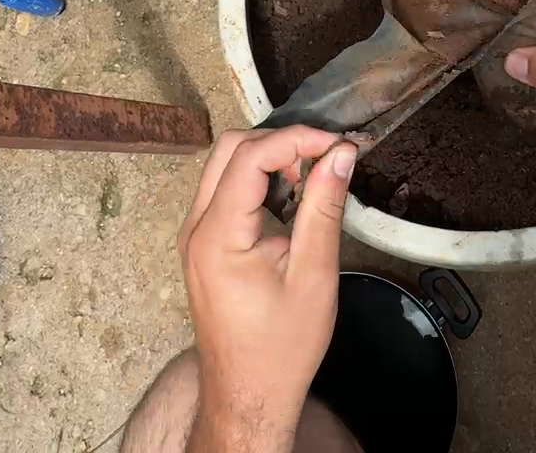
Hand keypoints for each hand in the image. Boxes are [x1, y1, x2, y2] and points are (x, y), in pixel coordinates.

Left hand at [179, 127, 356, 452]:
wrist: (248, 395)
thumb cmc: (281, 346)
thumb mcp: (314, 275)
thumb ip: (324, 208)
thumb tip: (341, 154)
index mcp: (217, 236)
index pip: (251, 156)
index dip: (298, 139)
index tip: (337, 145)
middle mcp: (196, 227)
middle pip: (231, 148)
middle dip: (281, 141)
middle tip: (323, 156)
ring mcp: (195, 233)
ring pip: (226, 163)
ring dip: (269, 156)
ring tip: (311, 175)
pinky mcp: (203, 240)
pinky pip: (226, 186)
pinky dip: (259, 176)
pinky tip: (290, 195)